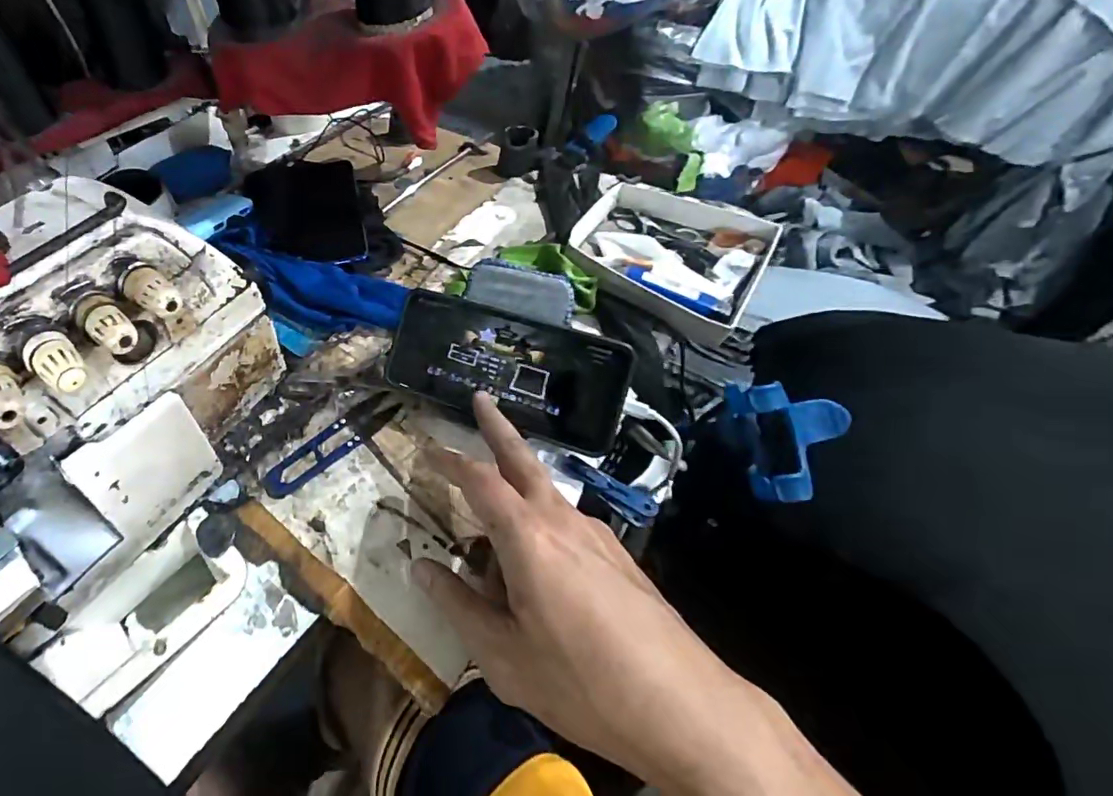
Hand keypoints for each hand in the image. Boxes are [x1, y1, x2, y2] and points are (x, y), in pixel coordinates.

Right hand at [413, 393, 854, 795]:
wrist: (691, 712)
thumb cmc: (583, 682)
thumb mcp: (502, 655)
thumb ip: (457, 605)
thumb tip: (421, 567)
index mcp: (527, 538)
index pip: (479, 481)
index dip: (449, 460)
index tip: (427, 446)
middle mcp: (562, 523)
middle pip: (524, 460)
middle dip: (498, 426)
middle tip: (480, 399)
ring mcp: (598, 538)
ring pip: (548, 497)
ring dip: (518, 489)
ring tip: (495, 541)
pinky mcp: (622, 561)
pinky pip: (570, 527)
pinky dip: (543, 528)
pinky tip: (543, 573)